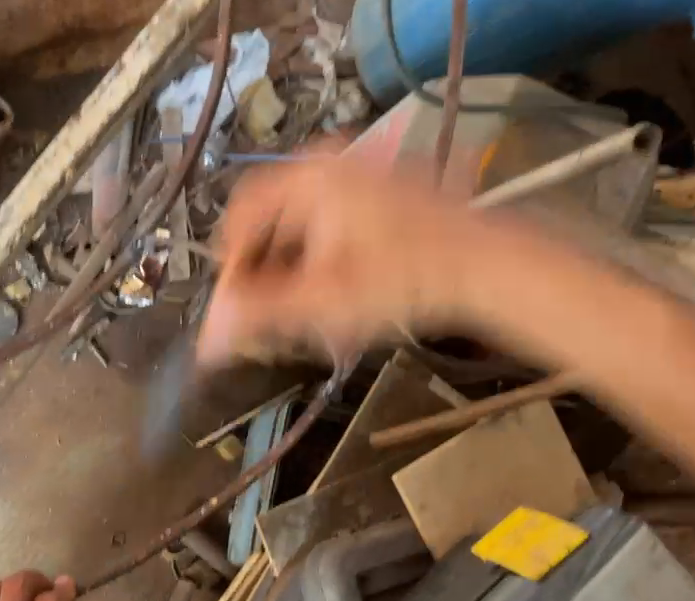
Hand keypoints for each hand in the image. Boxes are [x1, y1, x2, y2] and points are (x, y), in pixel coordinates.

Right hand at [196, 146, 492, 371]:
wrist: (489, 268)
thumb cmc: (402, 280)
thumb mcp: (319, 303)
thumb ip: (255, 318)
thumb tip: (205, 341)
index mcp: (309, 178)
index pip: (239, 218)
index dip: (229, 269)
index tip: (235, 310)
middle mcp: (332, 165)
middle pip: (268, 223)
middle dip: (262, 273)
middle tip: (268, 316)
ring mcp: (361, 176)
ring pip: (298, 227)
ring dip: (289, 271)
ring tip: (302, 312)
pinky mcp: (384, 194)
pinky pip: (328, 225)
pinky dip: (318, 260)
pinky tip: (332, 296)